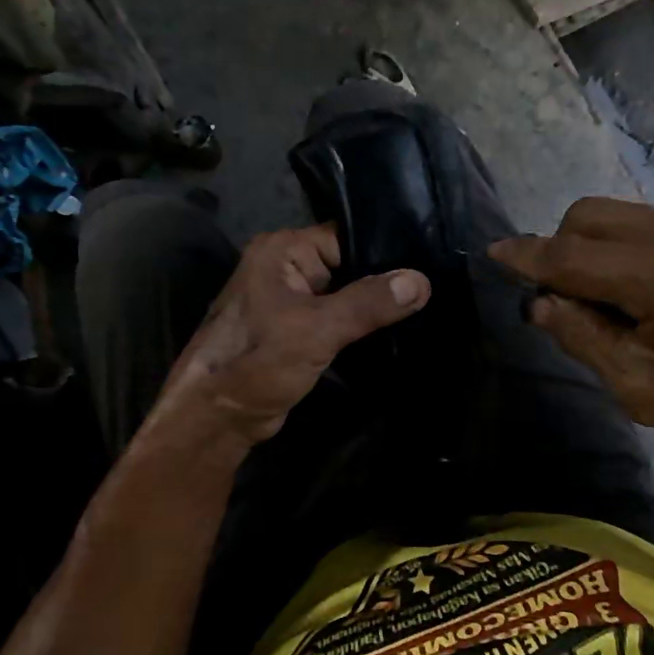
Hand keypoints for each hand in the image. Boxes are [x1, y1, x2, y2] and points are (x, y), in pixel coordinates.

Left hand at [142, 224, 430, 449]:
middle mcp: (286, 267)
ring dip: (376, 305)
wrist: (218, 419)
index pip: (346, 235)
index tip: (430, 262)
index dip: (386, 249)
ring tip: (425, 307)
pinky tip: (399, 330)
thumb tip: (422, 281)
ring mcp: (292, 300)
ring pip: (347, 293)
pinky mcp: (299, 329)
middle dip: (386, 279)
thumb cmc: (256, 363)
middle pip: (349, 263)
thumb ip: (369, 304)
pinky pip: (339, 317)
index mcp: (283, 251)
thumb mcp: (317, 330)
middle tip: (435, 287)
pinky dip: (362, 325)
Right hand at [489, 199, 653, 467]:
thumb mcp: (652, 392)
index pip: (571, 255)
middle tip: (568, 298)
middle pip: (592, 214)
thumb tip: (542, 304)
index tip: (494, 253)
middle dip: (562, 248)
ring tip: (629, 304)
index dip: (526, 256)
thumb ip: (586, 339)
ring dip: (606, 251)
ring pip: (630, 215)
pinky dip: (646, 249)